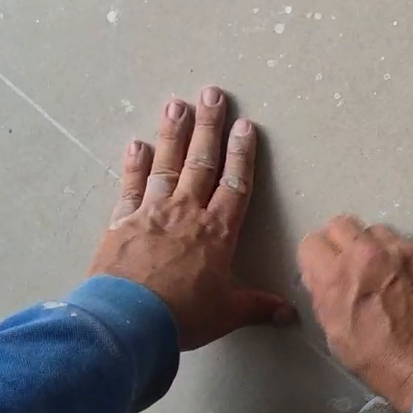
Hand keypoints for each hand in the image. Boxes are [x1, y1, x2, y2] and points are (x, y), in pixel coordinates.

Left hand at [89, 87, 295, 349]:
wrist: (130, 319)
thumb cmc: (185, 314)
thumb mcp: (227, 312)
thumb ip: (258, 307)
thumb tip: (290, 315)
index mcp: (218, 232)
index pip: (236, 184)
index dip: (242, 155)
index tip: (245, 126)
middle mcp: (187, 213)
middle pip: (202, 162)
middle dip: (209, 127)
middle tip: (212, 94)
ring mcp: (153, 213)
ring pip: (167, 165)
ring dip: (173, 134)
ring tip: (177, 103)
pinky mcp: (122, 221)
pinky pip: (131, 187)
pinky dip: (134, 166)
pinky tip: (137, 144)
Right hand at [297, 217, 412, 412]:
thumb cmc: (382, 362)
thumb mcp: (335, 335)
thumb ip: (324, 296)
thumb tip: (323, 277)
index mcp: (337, 277)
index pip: (312, 243)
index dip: (317, 259)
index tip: (326, 269)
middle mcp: (368, 255)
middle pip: (342, 224)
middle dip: (342, 243)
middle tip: (354, 266)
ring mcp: (404, 251)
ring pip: (377, 232)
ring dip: (376, 249)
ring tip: (388, 276)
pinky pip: (410, 246)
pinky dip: (408, 261)